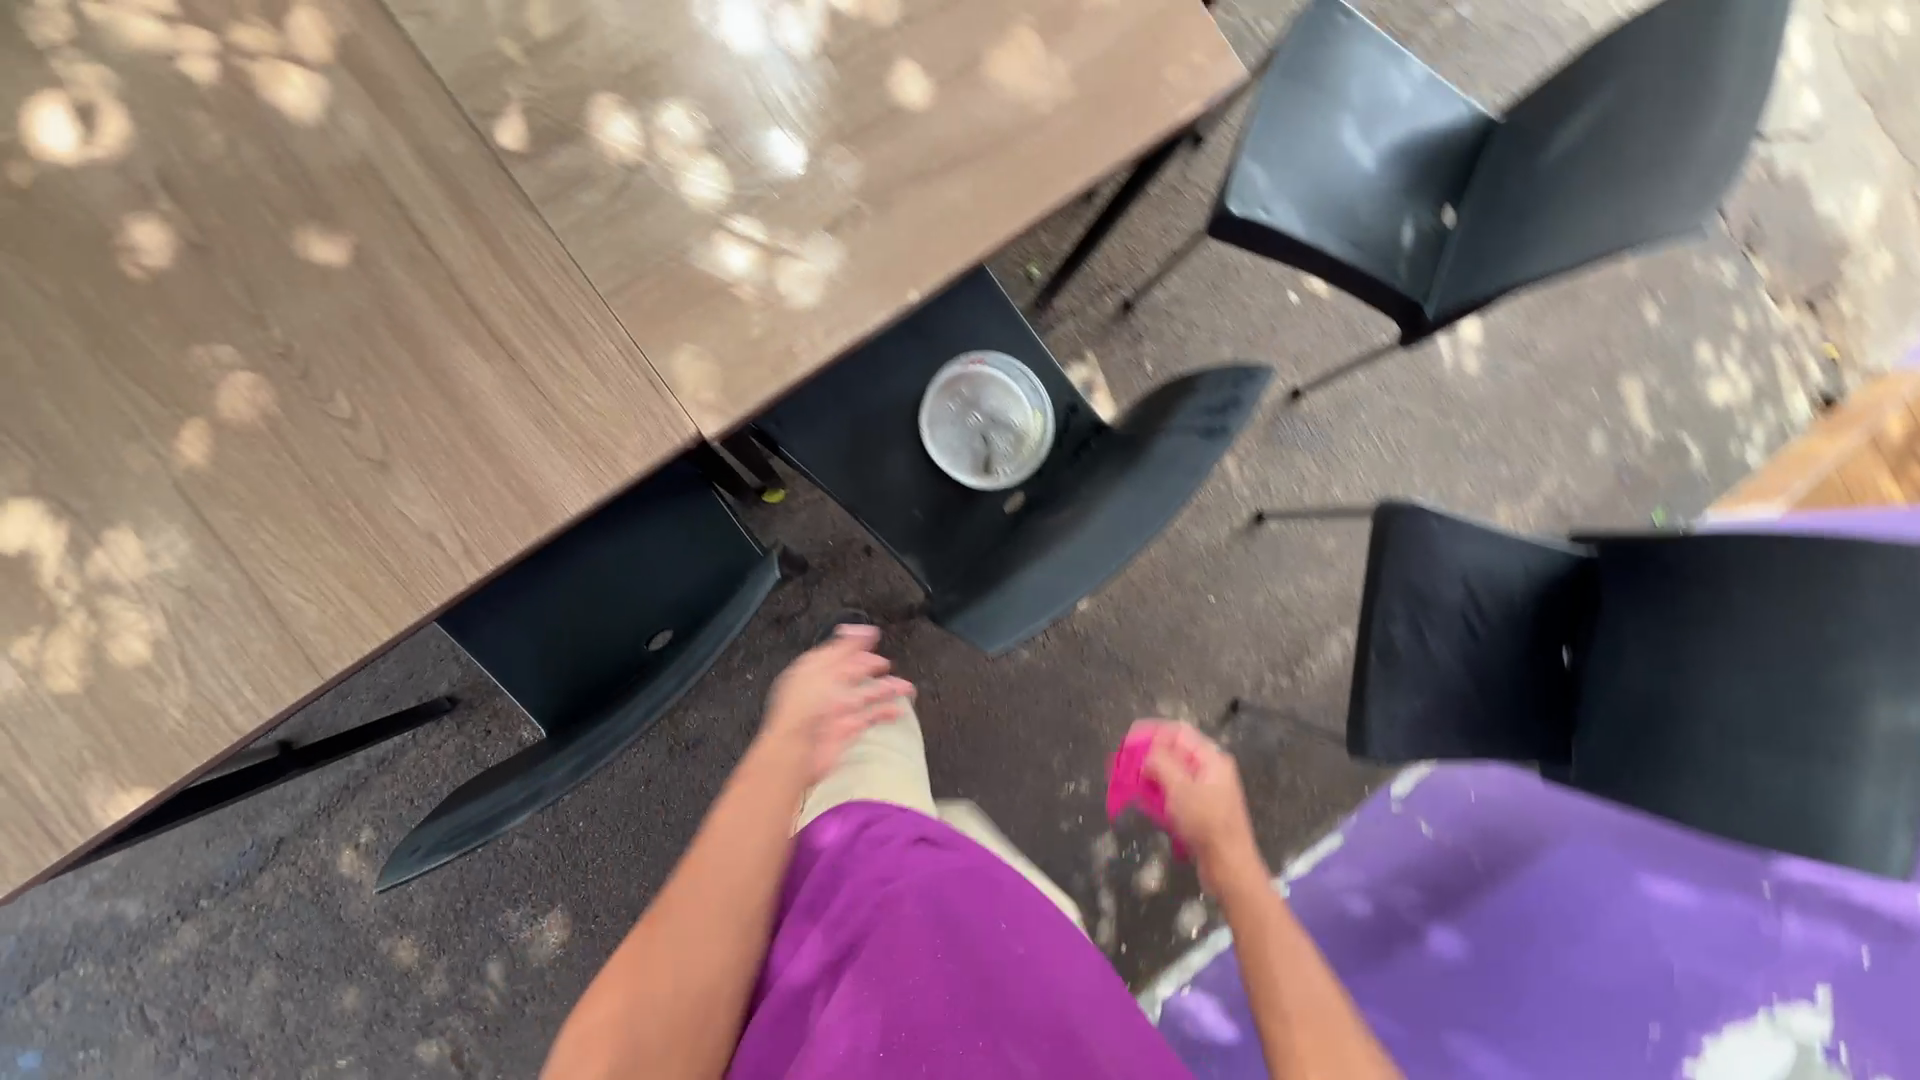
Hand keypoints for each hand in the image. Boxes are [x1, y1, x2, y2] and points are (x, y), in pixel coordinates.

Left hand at [756, 625, 913, 784]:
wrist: (797, 751)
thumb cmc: (801, 709)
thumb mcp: (820, 669)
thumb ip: (842, 649)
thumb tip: (857, 631)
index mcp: (814, 672)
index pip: (837, 653)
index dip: (854, 645)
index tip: (872, 637)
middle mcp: (825, 690)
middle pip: (852, 674)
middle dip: (870, 666)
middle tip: (885, 663)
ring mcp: (835, 711)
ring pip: (865, 695)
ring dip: (885, 689)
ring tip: (904, 686)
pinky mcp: (845, 731)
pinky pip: (869, 718)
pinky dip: (884, 713)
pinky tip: (898, 710)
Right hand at [1139, 721, 1265, 894]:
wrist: (1229, 865)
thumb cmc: (1206, 822)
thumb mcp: (1180, 788)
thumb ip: (1160, 763)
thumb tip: (1146, 754)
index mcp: (1211, 758)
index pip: (1178, 732)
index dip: (1152, 732)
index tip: (1128, 740)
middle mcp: (1210, 770)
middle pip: (1175, 752)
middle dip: (1149, 756)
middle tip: (1126, 764)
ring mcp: (1207, 791)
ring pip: (1173, 774)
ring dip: (1152, 776)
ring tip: (1131, 783)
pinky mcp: (1201, 810)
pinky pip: (1176, 793)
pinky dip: (1160, 793)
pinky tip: (1145, 801)